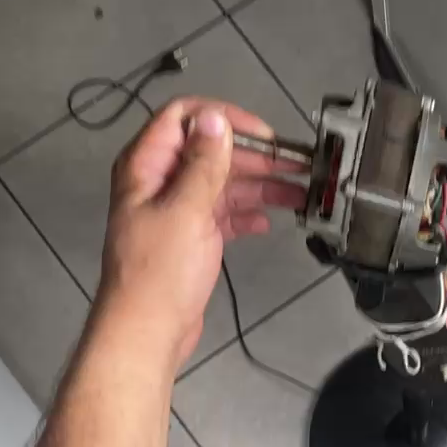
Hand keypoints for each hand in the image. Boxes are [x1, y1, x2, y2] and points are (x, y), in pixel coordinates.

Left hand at [95, 97, 304, 367]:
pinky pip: (224, 216)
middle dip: (254, 157)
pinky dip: (247, 216)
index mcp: (148, 165)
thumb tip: (215, 120)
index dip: (226, 119)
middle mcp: (162, 181)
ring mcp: (178, 211)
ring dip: (259, 187)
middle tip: (296, 166)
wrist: (149, 327)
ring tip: (297, 194)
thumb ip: (203, 165)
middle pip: (212, 153)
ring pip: (223, 185)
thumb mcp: (185, 211)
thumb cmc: (160, 271)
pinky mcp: (193, 238)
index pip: (185, 118)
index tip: (266, 136)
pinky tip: (268, 221)